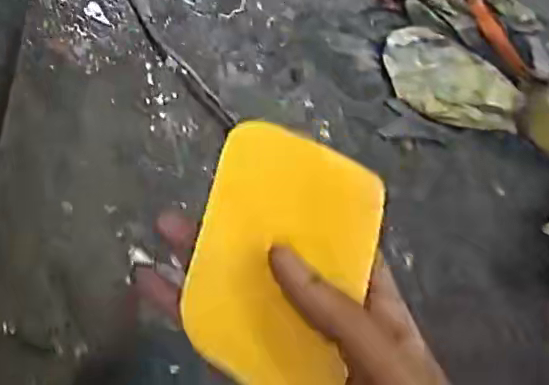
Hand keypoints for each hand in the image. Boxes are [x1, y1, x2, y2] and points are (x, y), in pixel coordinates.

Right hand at [133, 212, 447, 384]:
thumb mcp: (394, 371)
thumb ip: (343, 316)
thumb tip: (279, 249)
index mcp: (377, 325)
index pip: (344, 257)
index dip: (309, 218)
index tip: (267, 183)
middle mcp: (326, 334)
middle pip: (276, 271)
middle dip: (231, 235)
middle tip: (194, 206)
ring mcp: (291, 360)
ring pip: (239, 301)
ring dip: (198, 267)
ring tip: (161, 236)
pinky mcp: (255, 379)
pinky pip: (217, 343)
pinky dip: (183, 314)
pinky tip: (153, 287)